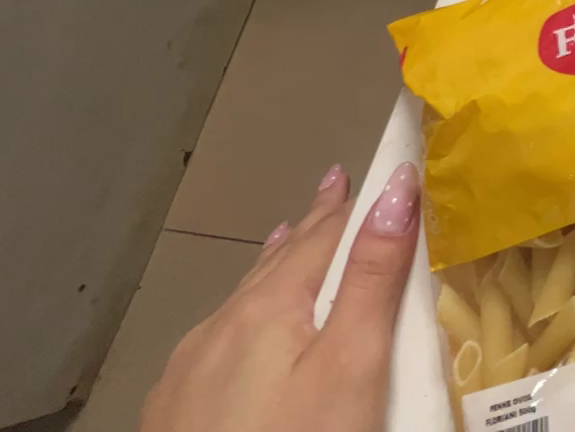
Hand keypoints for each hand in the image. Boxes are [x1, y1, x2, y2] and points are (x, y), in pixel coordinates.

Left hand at [141, 161, 421, 431]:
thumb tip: (400, 184)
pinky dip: (254, 302)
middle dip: (317, 220)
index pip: (325, 233)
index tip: (378, 168)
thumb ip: (373, 273)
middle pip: (282, 258)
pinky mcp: (175, 410)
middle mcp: (220, 327)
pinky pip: (224, 331)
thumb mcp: (355, 360)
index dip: (357, 199)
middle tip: (337, 182)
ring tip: (297, 228)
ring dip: (283, 258)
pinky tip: (250, 309)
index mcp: (266, 307)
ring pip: (248, 293)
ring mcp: (189, 370)